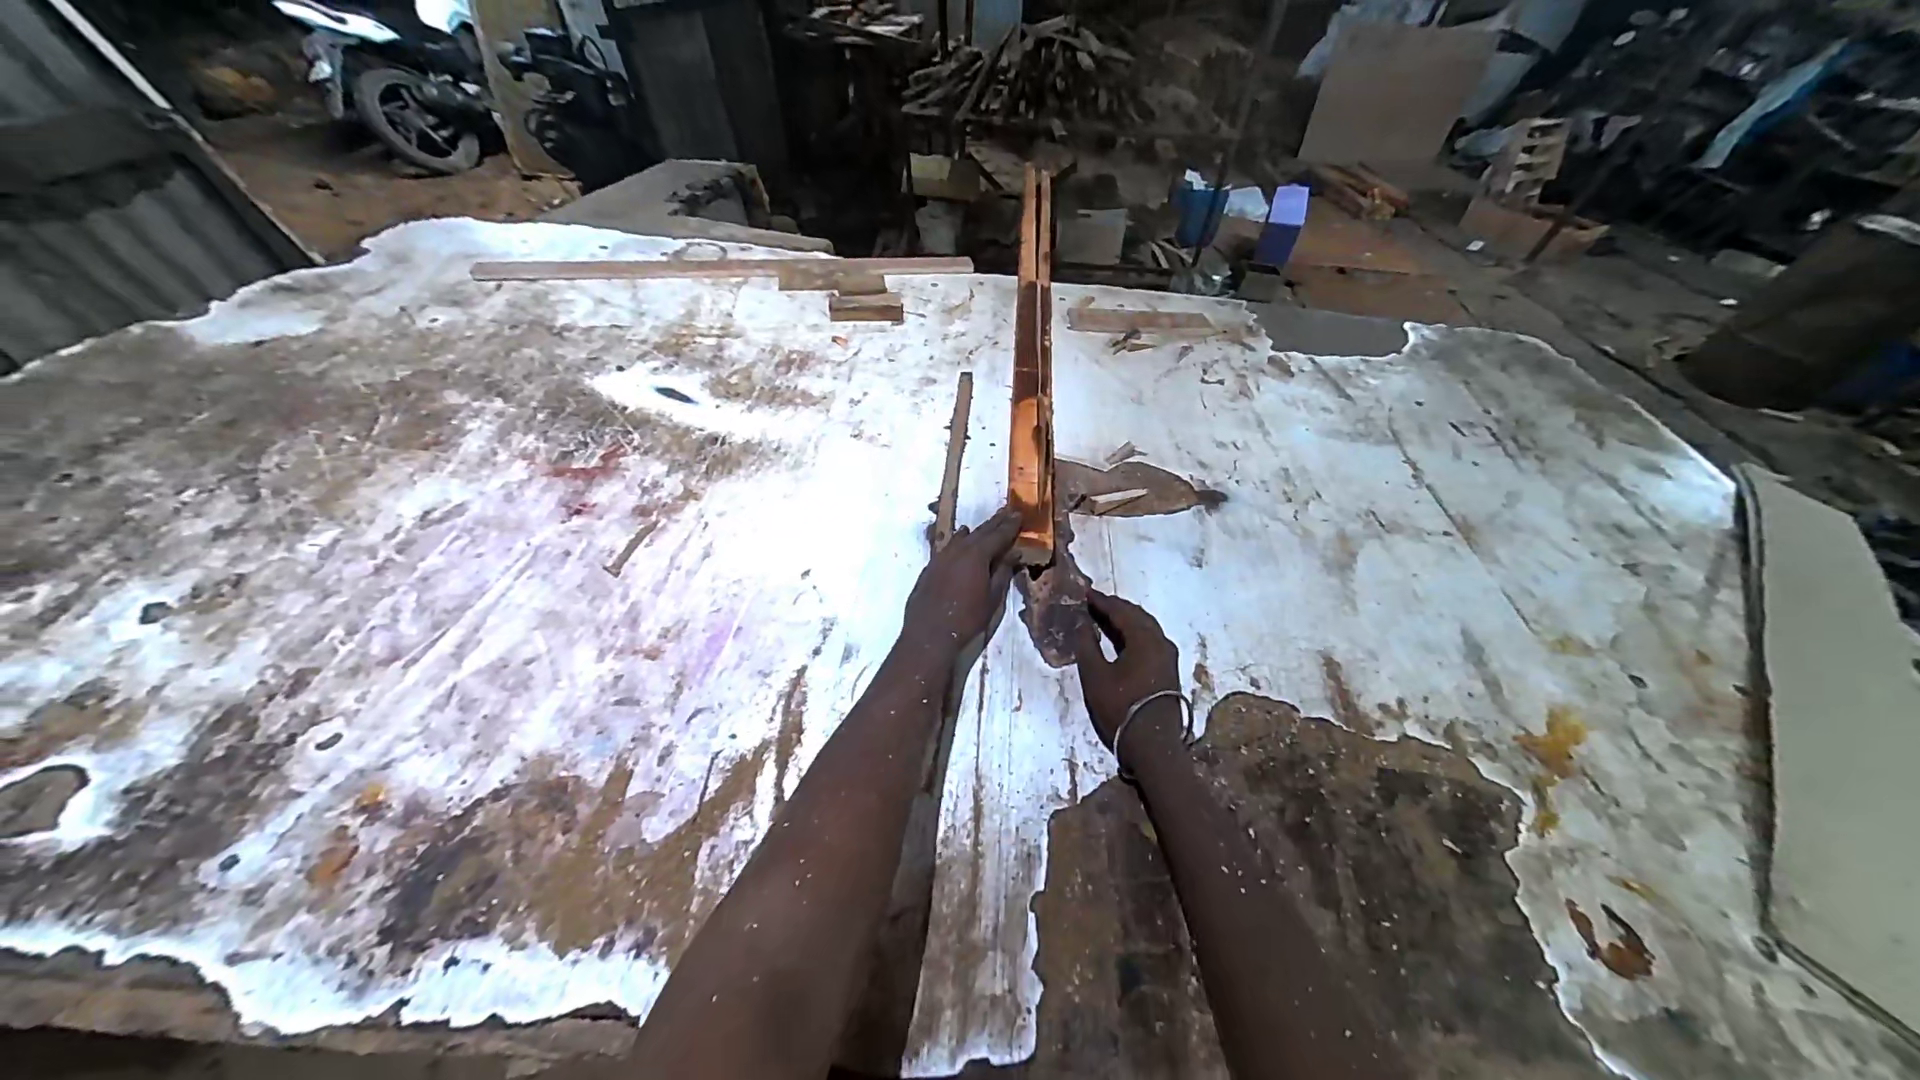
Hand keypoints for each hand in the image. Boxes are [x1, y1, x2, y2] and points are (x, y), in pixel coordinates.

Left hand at [899, 507, 1020, 660]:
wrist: (929, 634)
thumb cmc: (967, 619)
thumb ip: (1002, 572)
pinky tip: (960, 542)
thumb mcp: (992, 598)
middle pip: (979, 533)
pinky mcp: (930, 568)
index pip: (997, 535)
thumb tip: (1013, 554)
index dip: (1010, 526)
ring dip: (975, 532)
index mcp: (976, 555)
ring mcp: (940, 558)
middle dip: (994, 523)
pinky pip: (948, 548)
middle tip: (1006, 513)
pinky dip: (958, 543)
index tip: (1018, 514)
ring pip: (961, 539)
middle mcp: (957, 550)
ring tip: (985, 527)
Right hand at [1071, 591, 1182, 758]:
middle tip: (1093, 603)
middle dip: (1114, 608)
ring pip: (1145, 628)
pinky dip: (1132, 634)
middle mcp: (1161, 642)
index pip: (1121, 611)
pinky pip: (1148, 640)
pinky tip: (1118, 639)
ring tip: (1102, 618)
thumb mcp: (1095, 676)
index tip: (1084, 593)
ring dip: (1124, 620)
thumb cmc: (1120, 708)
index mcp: (1145, 639)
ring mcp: (1167, 657)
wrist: (1152, 746)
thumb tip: (1082, 624)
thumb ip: (1087, 645)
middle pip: (1136, 616)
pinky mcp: (1167, 670)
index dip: (1101, 601)